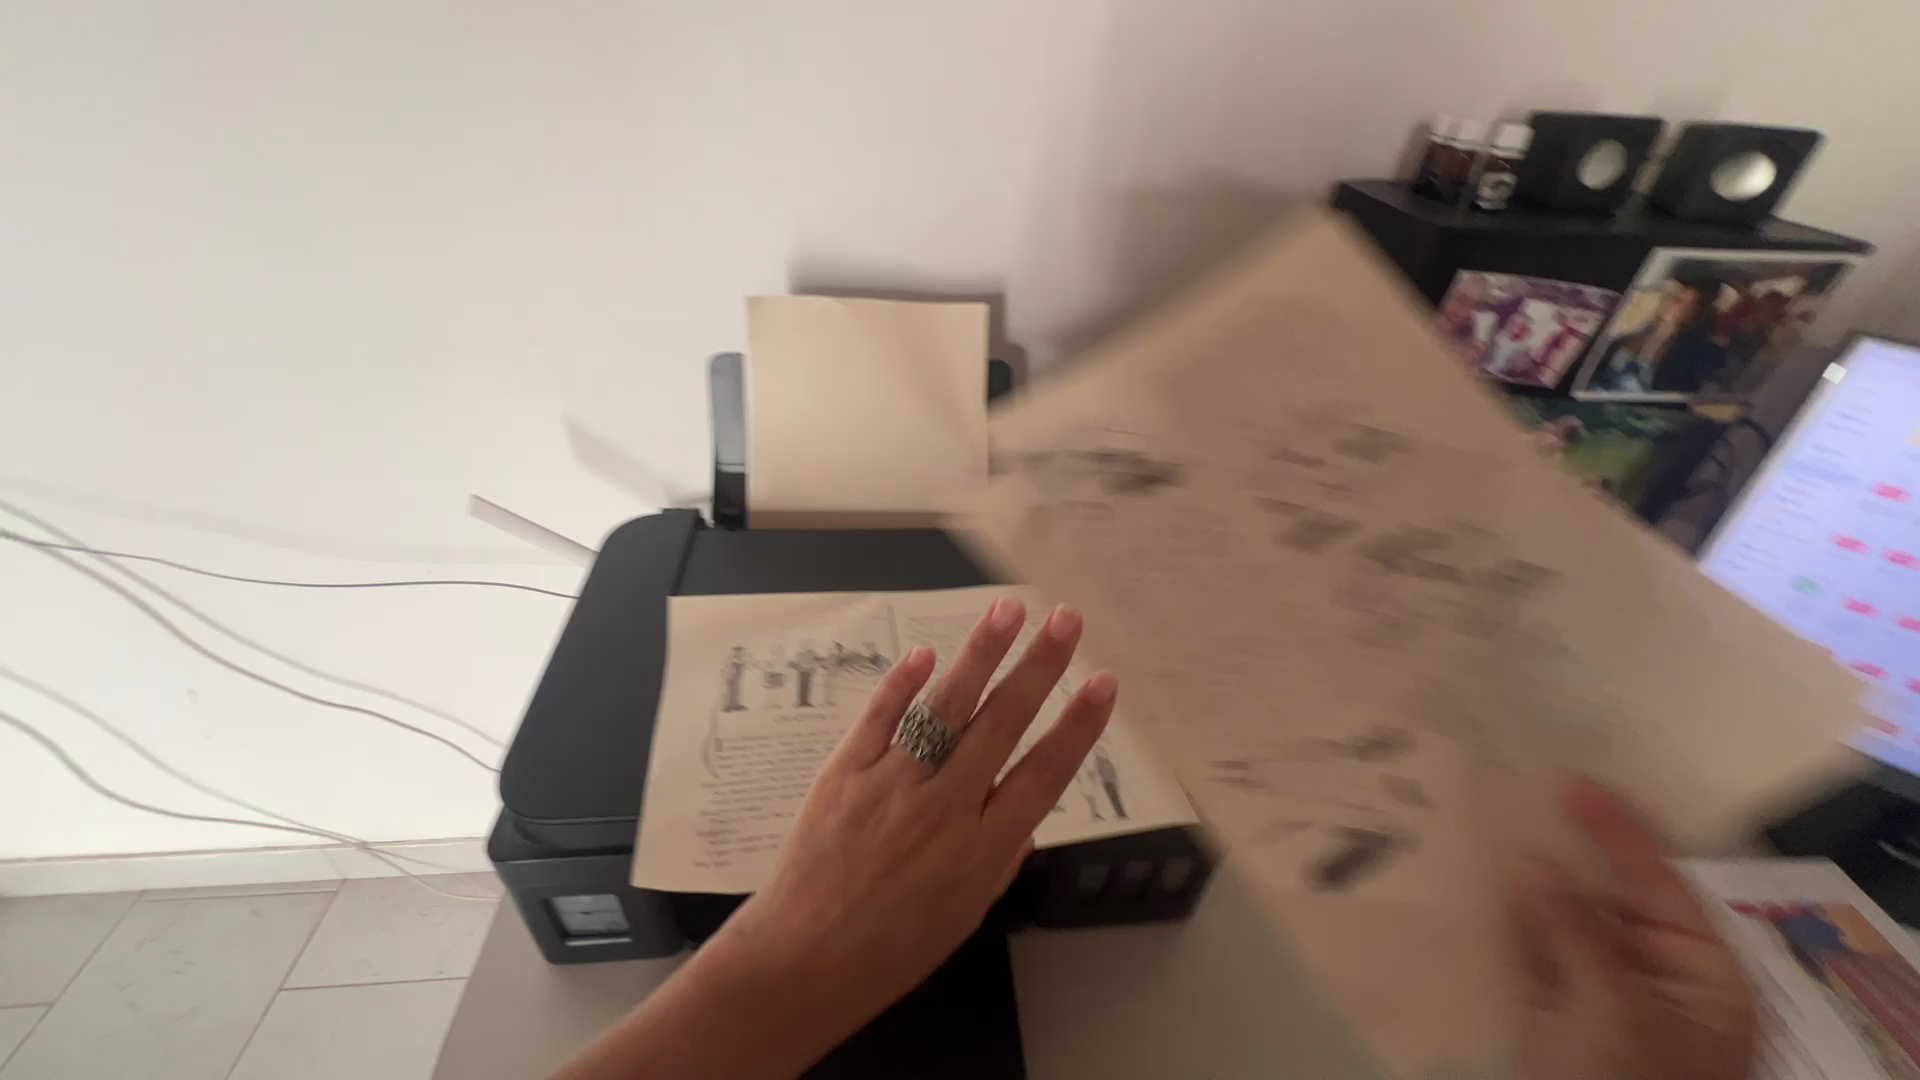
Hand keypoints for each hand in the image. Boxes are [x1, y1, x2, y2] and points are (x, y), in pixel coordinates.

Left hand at [706, 596, 1113, 1066]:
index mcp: (982, 850)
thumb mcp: (967, 913)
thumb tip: (1026, 806)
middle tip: (1067, 620)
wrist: (802, 962)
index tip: (1104, 683)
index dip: (1078, 727)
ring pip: (944, 708)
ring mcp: (892, 784)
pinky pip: (879, 719)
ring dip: (981, 654)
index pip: (1044, 775)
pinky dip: (901, 684)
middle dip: (1039, 667)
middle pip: (1001, 725)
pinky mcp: (845, 771)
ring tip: (1009, 609)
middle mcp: (944, 808)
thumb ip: (1002, 854)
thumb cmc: (894, 949)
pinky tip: (925, 653)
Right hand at [1509, 776, 1756, 1079]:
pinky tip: (1465, 873)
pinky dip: (1498, 906)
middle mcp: (1649, 967)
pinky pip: (1524, 935)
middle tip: (1518, 788)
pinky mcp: (1548, 992)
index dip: (1615, 828)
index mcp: (1699, 973)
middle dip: (1562, 844)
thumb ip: (1574, 931)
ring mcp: (1596, 980)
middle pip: (1604, 889)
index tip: (1567, 778)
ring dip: (1521, 872)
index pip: (1658, 881)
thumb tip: (1529, 860)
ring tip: (1480, 819)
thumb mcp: (1613, 1011)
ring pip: (1557, 909)